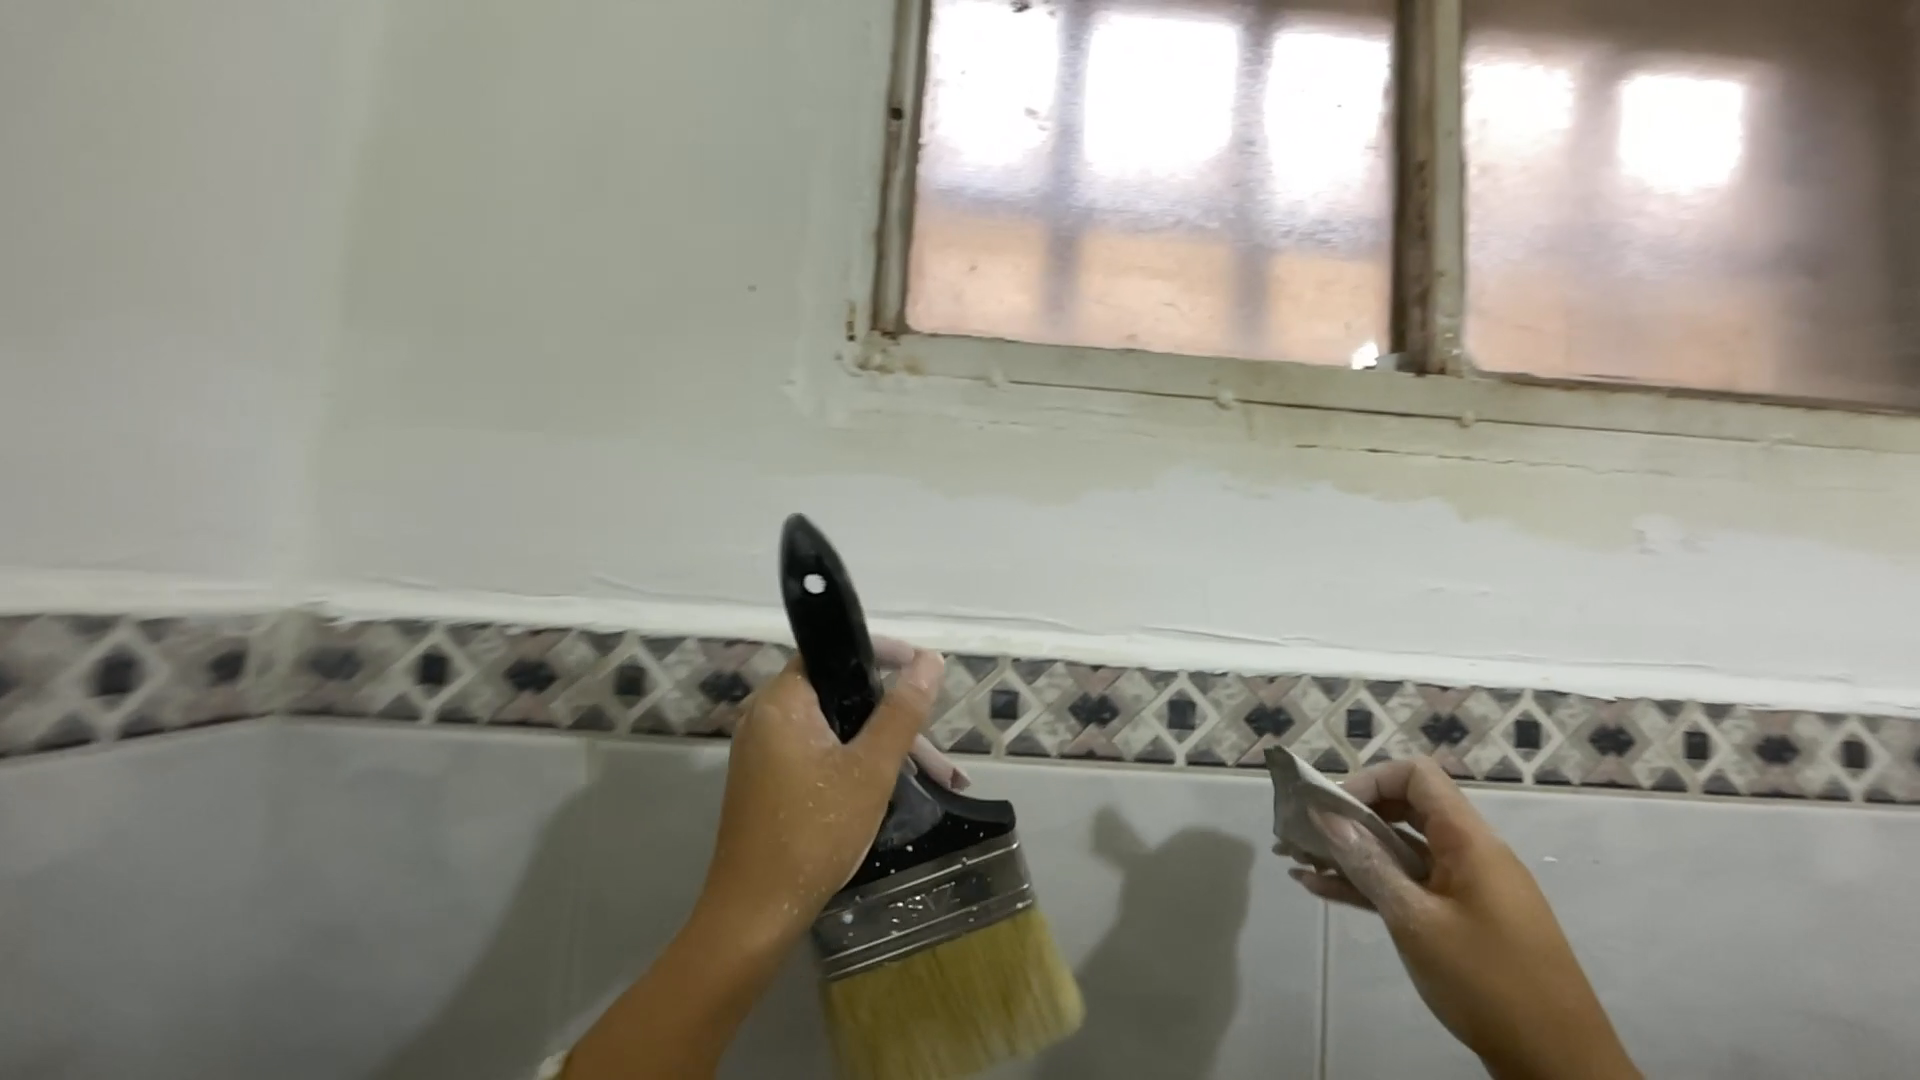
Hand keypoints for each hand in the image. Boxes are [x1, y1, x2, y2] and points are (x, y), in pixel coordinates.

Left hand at [697, 646, 945, 942]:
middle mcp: (767, 719)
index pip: (832, 652)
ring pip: (836, 732)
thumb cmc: (814, 833)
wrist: (755, 914)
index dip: (881, 654)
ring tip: (940, 780)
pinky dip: (858, 766)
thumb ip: (901, 711)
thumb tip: (929, 660)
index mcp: (782, 702)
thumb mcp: (870, 770)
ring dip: (884, 749)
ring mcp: (766, 753)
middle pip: (840, 697)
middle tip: (939, 750)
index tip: (921, 667)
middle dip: (895, 719)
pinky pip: (822, 756)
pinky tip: (898, 790)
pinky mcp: (770, 783)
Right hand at [1286, 758, 1638, 1079]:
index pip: (1416, 777)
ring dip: (1351, 853)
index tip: (1331, 810)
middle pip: (1403, 808)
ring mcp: (1463, 887)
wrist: (1558, 1063)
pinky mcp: (1458, 918)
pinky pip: (1407, 885)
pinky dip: (1368, 883)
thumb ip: (1368, 864)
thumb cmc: (1488, 982)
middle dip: (1350, 816)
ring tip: (1298, 861)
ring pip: (1399, 850)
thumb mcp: (1416, 921)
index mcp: (1468, 841)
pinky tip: (1320, 890)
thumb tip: (1324, 814)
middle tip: (1304, 833)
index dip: (1369, 781)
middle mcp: (1468, 853)